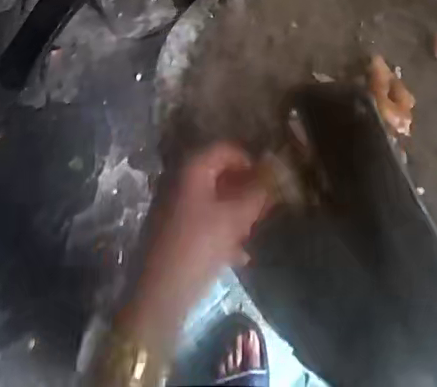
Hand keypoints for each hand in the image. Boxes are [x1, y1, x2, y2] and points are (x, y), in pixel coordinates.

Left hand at [116, 143, 274, 346]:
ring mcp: (172, 200)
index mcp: (192, 167)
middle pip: (218, 172)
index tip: (272, 181)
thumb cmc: (199, 245)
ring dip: (234, 210)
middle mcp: (179, 176)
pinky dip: (221, 227)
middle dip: (244, 188)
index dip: (251, 161)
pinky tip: (239, 253)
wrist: (161, 288)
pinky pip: (202, 216)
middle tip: (267, 207)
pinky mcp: (171, 224)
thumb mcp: (234, 219)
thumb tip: (276, 171)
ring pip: (211, 196)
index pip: (226, 149)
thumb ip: (256, 193)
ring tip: (254, 229)